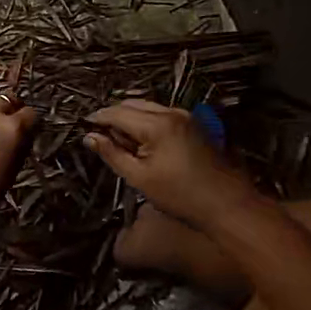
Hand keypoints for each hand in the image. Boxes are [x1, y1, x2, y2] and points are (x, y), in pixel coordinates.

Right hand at [83, 100, 257, 229]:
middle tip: (100, 136)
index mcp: (157, 124)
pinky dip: (146, 122)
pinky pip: (162, 115)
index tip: (84, 126)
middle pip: (132, 105)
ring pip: (147, 108)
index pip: (117, 113)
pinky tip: (142, 143)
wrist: (226, 204)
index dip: (98, 118)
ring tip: (120, 142)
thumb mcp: (139, 177)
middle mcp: (172, 113)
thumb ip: (112, 153)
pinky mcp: (193, 125)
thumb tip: (90, 138)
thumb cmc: (181, 195)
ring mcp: (186, 117)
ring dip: (130, 119)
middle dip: (114, 117)